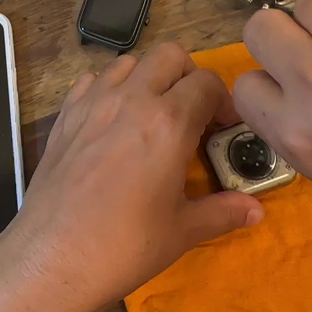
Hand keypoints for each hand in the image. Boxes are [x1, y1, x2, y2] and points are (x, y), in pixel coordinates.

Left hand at [0, 43, 262, 311]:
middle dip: (187, 75)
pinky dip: (108, 88)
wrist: (54, 255)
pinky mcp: (65, 113)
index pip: (206, 82)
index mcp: (168, 122)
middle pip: (168, 55)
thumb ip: (222, 211)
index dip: (222, 101)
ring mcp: (92, 101)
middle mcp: (131, 99)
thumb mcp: (183, 231)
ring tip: (151, 113)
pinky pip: (92, 80)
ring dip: (147, 77)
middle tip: (191, 112)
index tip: (222, 128)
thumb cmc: (126, 245)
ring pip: (128, 62)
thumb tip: (256, 210)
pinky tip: (112, 122)